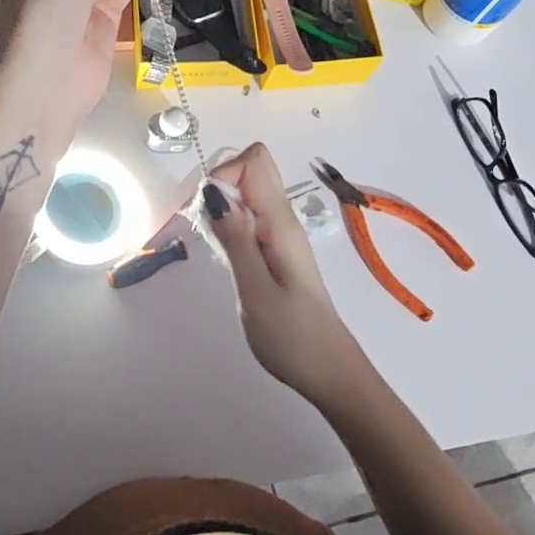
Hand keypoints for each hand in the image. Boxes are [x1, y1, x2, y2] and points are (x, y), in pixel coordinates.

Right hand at [204, 143, 371, 407]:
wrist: (330, 373)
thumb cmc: (293, 338)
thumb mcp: (255, 292)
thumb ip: (234, 239)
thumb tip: (213, 191)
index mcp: (281, 223)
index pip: (253, 162)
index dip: (223, 175)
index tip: (205, 212)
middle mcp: (283, 219)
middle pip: (252, 168)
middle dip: (219, 183)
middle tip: (204, 225)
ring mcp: (281, 233)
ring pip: (249, 191)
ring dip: (223, 203)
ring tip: (212, 241)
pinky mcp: (276, 248)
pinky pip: (250, 215)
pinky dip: (231, 222)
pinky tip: (224, 252)